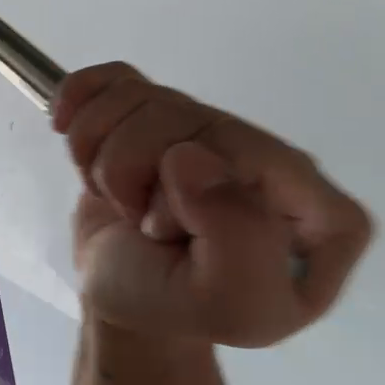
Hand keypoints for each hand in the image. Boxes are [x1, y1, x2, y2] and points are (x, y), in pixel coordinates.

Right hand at [54, 63, 372, 347]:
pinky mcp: (157, 115)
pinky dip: (78, 99)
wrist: (123, 300)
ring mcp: (210, 130)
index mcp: (316, 207)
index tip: (166, 232)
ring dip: (98, 149)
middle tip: (137, 220)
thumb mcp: (230, 306)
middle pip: (180, 115)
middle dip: (129, 170)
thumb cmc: (175, 307)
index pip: (240, 147)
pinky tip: (68, 130)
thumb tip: (191, 154)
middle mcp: (272, 159)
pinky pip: (114, 76)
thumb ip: (238, 240)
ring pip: (138, 96)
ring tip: (115, 194)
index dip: (180, 186)